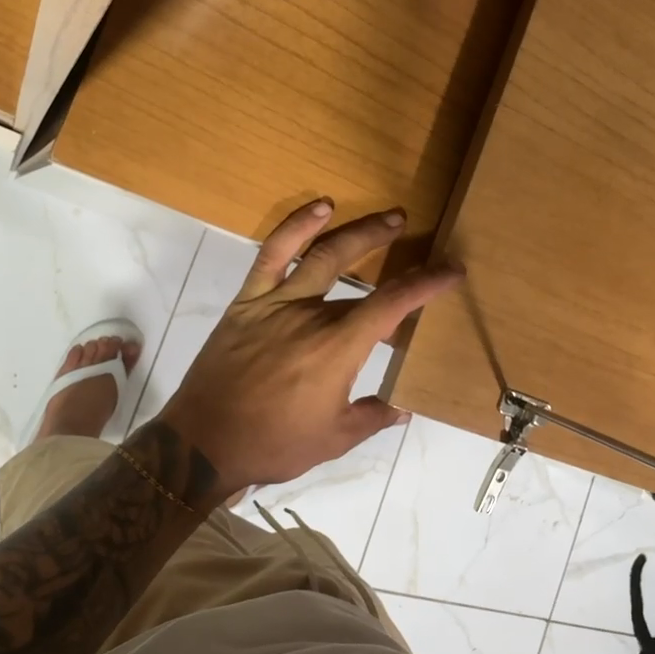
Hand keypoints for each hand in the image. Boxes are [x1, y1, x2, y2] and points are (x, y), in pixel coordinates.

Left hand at [159, 199, 460, 503]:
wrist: (203, 442)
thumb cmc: (273, 444)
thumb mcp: (333, 440)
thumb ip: (371, 417)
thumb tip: (402, 408)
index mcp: (338, 349)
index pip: (393, 304)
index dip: (426, 284)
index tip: (451, 271)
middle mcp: (312, 316)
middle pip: (363, 276)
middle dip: (398, 254)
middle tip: (419, 236)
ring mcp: (276, 302)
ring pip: (323, 255)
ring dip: (359, 233)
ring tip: (388, 218)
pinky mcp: (248, 301)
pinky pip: (271, 255)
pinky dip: (295, 227)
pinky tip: (320, 208)